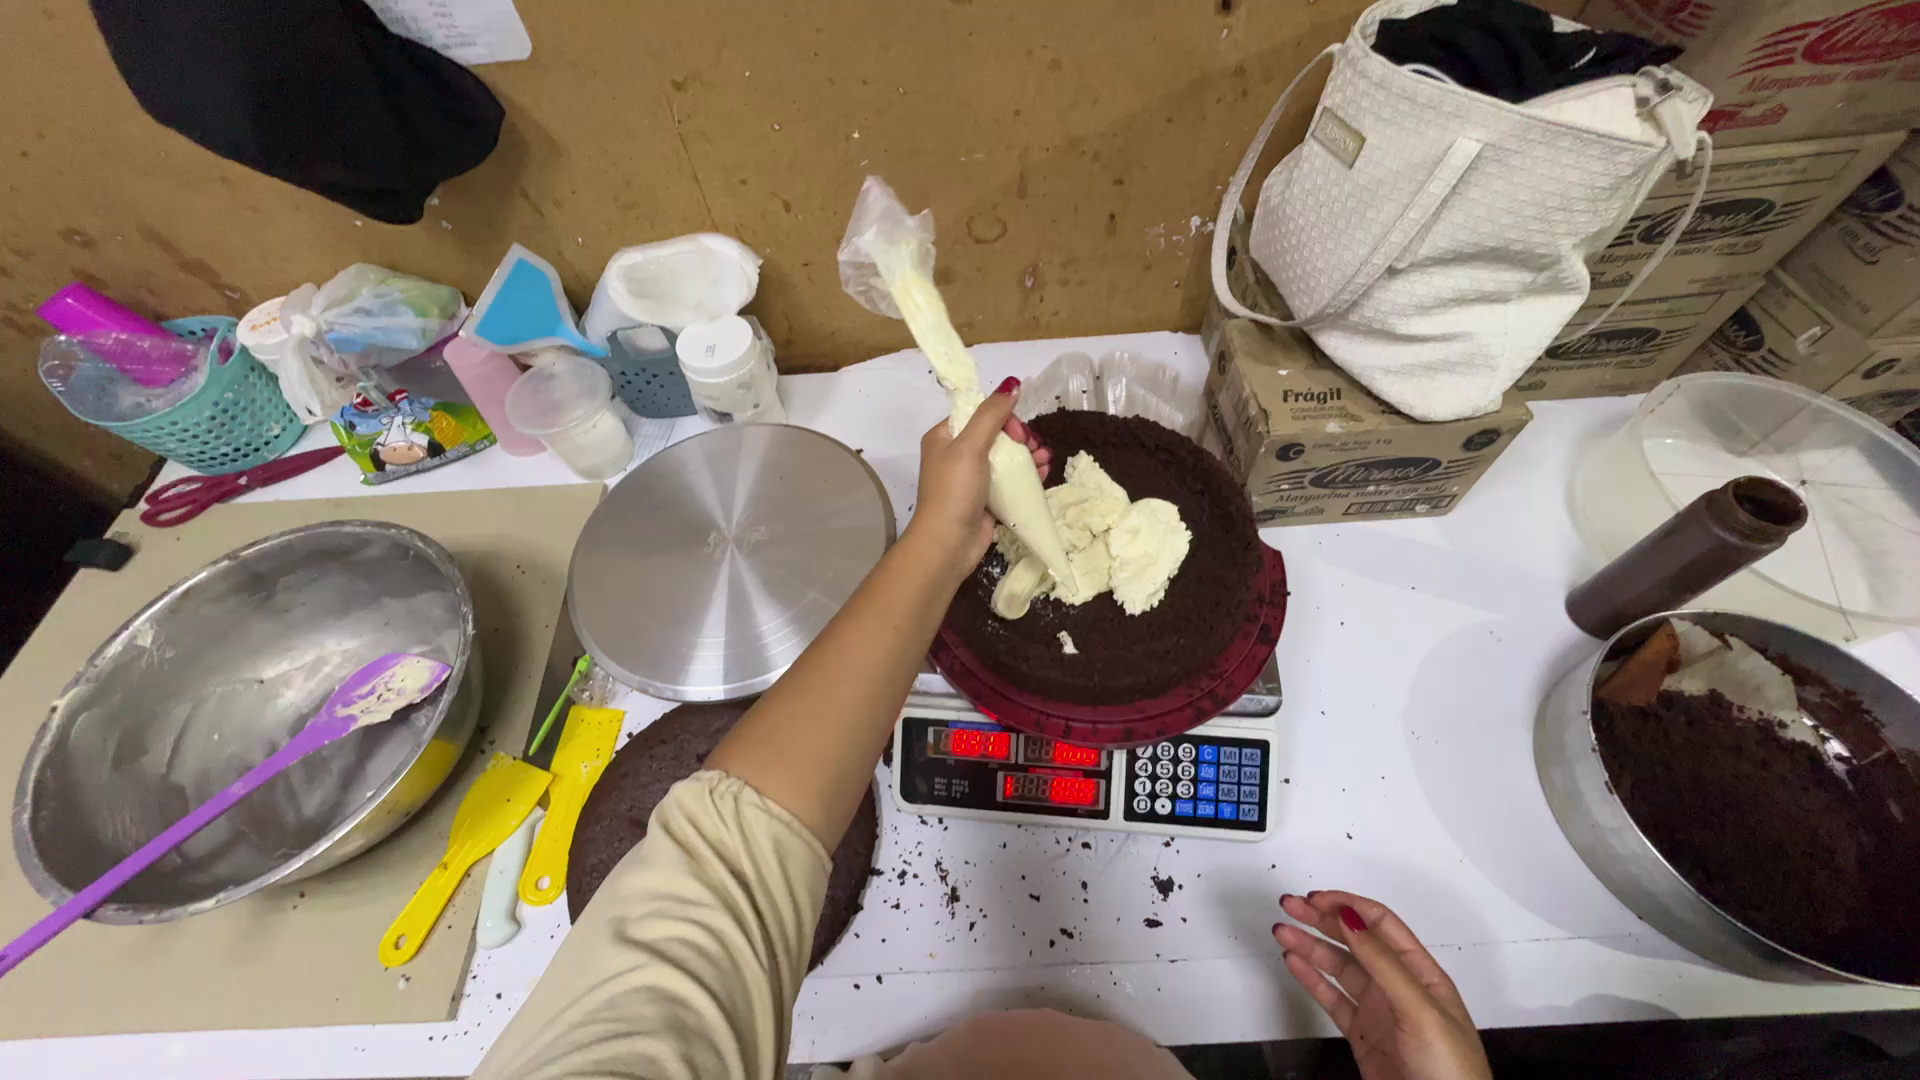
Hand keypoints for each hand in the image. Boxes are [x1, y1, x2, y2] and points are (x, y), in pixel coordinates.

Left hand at [909, 378, 1051, 579]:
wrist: (948, 545)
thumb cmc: (954, 491)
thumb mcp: (970, 446)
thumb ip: (992, 413)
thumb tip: (1014, 383)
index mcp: (944, 437)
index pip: (978, 413)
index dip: (1002, 416)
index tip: (1018, 431)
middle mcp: (955, 455)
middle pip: (995, 435)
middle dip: (1020, 438)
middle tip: (1036, 447)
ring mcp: (971, 480)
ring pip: (1006, 459)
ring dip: (1029, 456)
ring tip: (1047, 460)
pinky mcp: (985, 501)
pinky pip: (1009, 482)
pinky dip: (1027, 477)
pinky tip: (1044, 476)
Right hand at [1273, 892, 1490, 1079]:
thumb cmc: (1449, 1072)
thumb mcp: (1421, 1012)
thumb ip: (1383, 963)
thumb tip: (1348, 915)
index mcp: (1422, 974)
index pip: (1381, 925)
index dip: (1347, 906)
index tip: (1315, 899)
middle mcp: (1398, 986)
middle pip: (1354, 941)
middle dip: (1321, 920)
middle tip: (1289, 906)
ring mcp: (1378, 1010)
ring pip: (1338, 967)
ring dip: (1309, 946)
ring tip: (1281, 932)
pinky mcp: (1361, 1034)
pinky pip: (1331, 998)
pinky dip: (1310, 978)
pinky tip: (1293, 962)